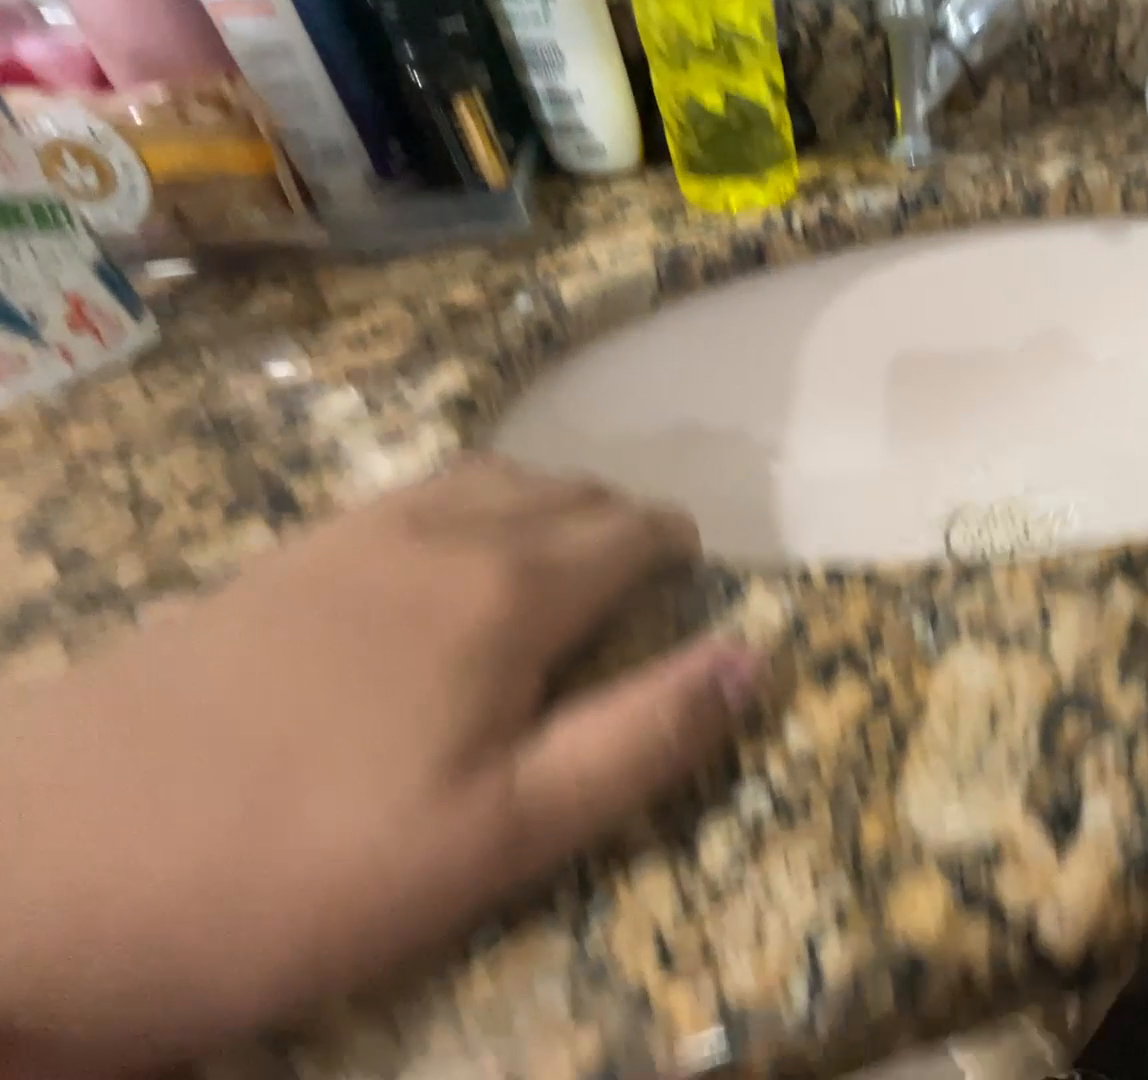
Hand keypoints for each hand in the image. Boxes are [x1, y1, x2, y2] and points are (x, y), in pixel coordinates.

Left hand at [0, 457, 763, 1071]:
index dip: (673, 543)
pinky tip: (455, 547)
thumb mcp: (509, 831)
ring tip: (570, 546)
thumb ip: (644, 737)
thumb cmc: (305, 868)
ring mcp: (348, 538)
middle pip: (564, 492)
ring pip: (488, 478)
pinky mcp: (281, 560)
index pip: (626, 534)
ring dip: (551, 500)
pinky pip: (415, 492)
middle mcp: (437, 536)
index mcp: (506, 594)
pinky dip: (474, 499)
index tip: (696, 569)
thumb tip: (753, 659)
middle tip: (647, 568)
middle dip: (622, 519)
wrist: (16, 884)